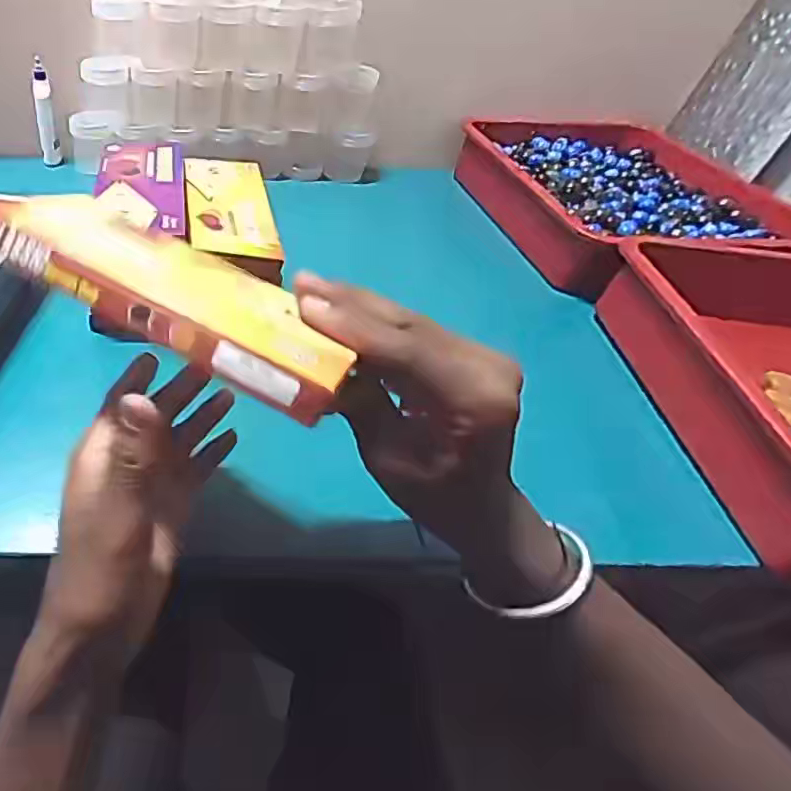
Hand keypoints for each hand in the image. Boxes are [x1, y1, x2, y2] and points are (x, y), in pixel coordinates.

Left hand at [45, 354, 237, 667]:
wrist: (105, 623)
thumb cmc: (100, 562)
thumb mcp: (117, 504)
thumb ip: (131, 451)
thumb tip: (142, 394)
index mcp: (104, 453)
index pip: (120, 401)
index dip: (139, 373)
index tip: (166, 343)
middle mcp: (128, 461)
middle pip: (156, 415)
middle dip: (182, 389)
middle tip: (216, 362)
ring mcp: (152, 484)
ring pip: (179, 440)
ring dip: (201, 417)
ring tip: (231, 392)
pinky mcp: (172, 506)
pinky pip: (194, 471)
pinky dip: (211, 453)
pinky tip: (232, 439)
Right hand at [294, 273, 569, 599]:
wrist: (482, 506)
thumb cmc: (434, 497)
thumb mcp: (387, 459)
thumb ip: (361, 405)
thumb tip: (323, 362)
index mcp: (475, 399)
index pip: (408, 351)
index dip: (354, 327)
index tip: (307, 305)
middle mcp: (487, 367)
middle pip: (408, 326)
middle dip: (350, 304)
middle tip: (303, 283)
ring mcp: (481, 355)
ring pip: (409, 322)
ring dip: (358, 305)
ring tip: (313, 287)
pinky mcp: (468, 353)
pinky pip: (414, 331)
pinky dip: (374, 321)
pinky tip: (342, 306)